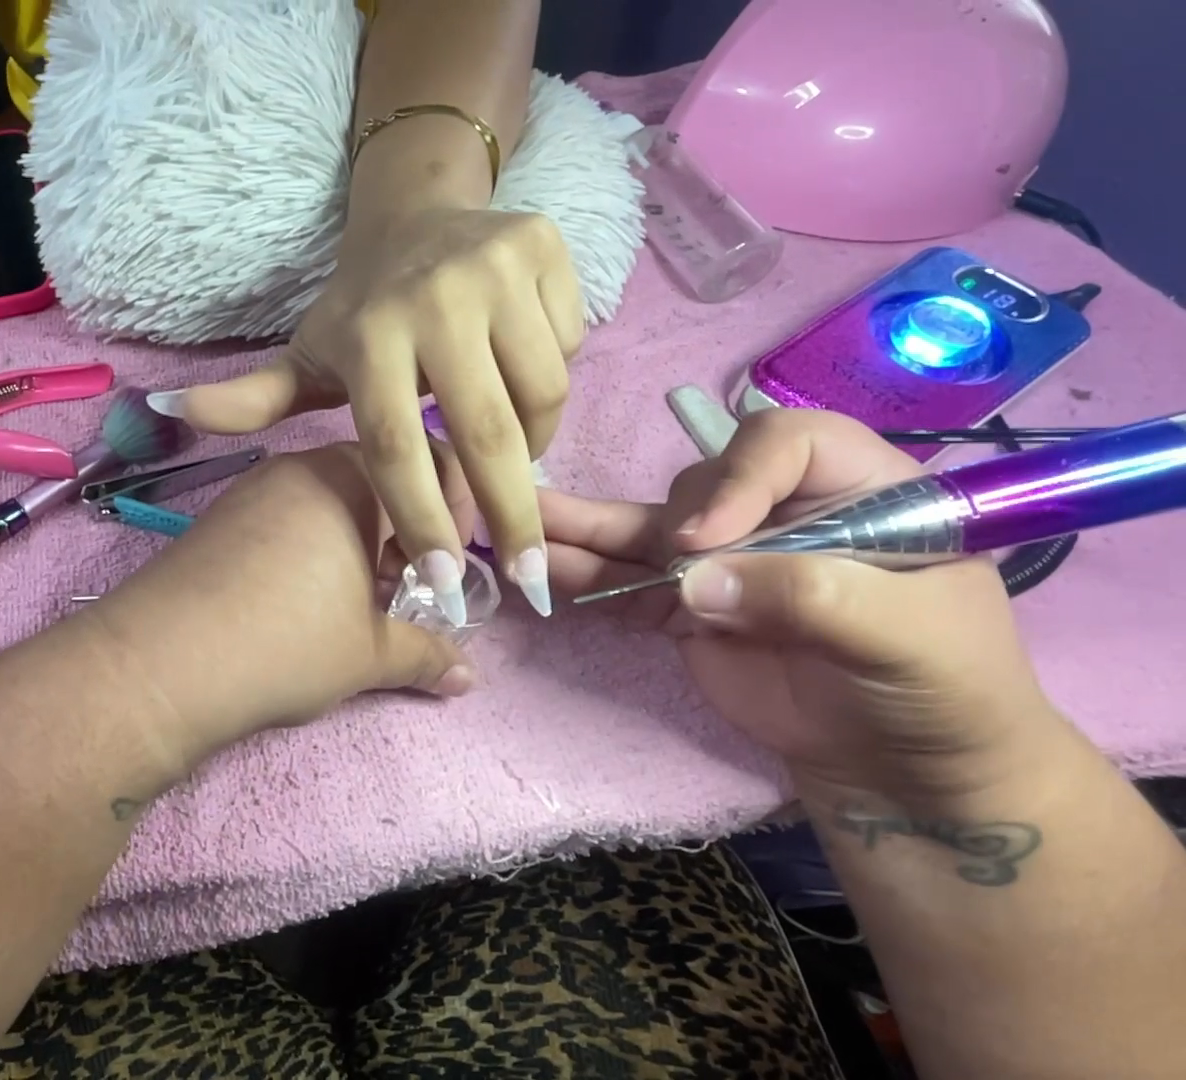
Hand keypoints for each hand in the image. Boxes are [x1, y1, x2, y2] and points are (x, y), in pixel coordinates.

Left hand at [87, 445, 475, 767]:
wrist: (165, 659)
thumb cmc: (287, 643)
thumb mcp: (367, 654)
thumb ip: (424, 655)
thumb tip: (465, 676)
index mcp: (352, 478)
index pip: (429, 468)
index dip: (453, 517)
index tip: (450, 566)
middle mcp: (302, 466)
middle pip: (377, 479)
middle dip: (403, 531)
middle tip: (406, 586)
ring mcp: (254, 487)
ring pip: (327, 498)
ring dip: (356, 539)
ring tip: (355, 598)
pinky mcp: (219, 515)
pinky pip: (285, 514)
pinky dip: (311, 544)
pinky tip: (301, 596)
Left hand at [146, 206, 584, 624]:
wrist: (413, 216)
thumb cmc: (359, 310)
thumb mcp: (306, 357)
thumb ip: (252, 397)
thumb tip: (170, 411)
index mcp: (367, 338)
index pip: (395, 446)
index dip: (420, 521)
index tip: (445, 585)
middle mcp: (435, 298)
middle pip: (485, 432)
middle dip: (512, 517)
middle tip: (530, 583)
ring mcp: (497, 267)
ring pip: (542, 392)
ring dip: (534, 444)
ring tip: (510, 455)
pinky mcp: (546, 248)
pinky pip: (569, 347)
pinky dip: (551, 384)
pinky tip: (521, 382)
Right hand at [540, 408, 1066, 803]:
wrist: (902, 768)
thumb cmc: (941, 690)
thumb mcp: (906, 637)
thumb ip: (809, 595)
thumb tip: (692, 580)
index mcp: (857, 491)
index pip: (784, 444)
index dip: (739, 476)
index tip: (708, 537)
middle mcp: (778, 512)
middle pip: (702, 485)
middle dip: (669, 518)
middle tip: (665, 560)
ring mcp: (724, 560)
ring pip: (646, 532)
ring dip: (585, 531)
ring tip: (522, 521)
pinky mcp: (685, 604)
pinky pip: (627, 583)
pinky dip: (583, 576)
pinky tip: (536, 562)